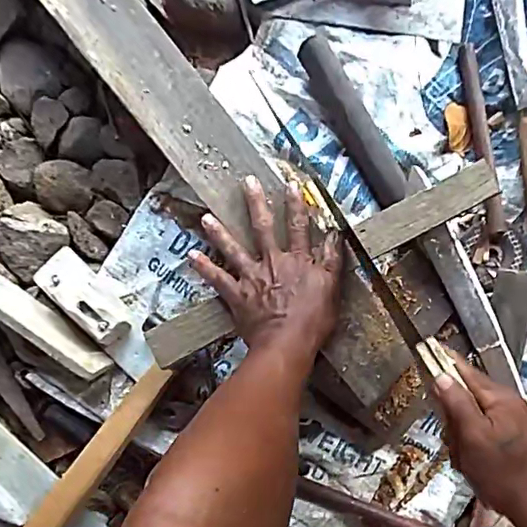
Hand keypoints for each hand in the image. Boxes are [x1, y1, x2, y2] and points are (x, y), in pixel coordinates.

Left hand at [189, 176, 343, 356]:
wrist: (287, 344)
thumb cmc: (313, 322)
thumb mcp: (332, 289)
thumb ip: (332, 261)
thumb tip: (334, 236)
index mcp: (299, 262)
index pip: (299, 228)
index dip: (296, 206)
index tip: (290, 185)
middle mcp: (273, 263)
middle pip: (264, 228)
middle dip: (256, 204)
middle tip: (247, 182)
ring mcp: (252, 278)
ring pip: (234, 249)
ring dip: (220, 232)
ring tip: (207, 217)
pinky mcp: (238, 295)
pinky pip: (218, 279)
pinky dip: (204, 267)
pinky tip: (192, 255)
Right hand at [430, 348, 526, 523]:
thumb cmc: (502, 473)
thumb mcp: (473, 437)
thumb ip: (457, 404)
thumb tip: (442, 376)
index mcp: (501, 399)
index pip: (467, 372)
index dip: (445, 364)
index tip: (428, 350)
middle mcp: (509, 404)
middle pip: (468, 398)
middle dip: (454, 420)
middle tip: (455, 444)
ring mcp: (513, 422)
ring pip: (473, 420)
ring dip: (463, 439)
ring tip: (467, 461)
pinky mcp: (513, 439)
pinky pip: (482, 435)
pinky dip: (473, 449)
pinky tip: (475, 466)